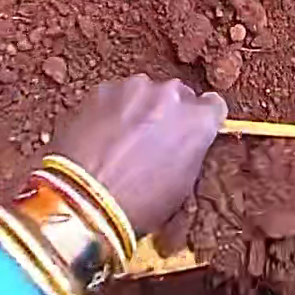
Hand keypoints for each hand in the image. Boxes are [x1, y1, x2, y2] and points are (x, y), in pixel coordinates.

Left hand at [47, 76, 225, 235]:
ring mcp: (136, 88)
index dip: (203, 119)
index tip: (193, 131)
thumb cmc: (135, 206)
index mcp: (198, 120)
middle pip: (179, 95)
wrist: (80, 203)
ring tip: (121, 141)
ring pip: (145, 93)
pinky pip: (115, 96)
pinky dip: (111, 111)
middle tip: (152, 141)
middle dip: (169, 113)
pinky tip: (99, 137)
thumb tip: (187, 144)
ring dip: (139, 110)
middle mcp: (171, 95)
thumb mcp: (182, 187)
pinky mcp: (103, 90)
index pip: (214, 106)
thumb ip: (191, 152)